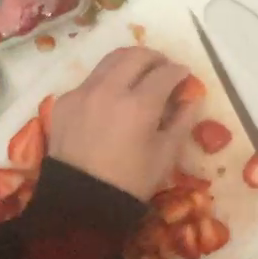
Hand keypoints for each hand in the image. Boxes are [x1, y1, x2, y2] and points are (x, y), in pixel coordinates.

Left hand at [48, 47, 199, 201]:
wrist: (80, 203)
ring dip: (130, 61)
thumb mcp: (166, 155)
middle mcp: (109, 90)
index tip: (184, 75)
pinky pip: (91, 79)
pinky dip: (107, 80)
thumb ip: (182, 120)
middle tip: (163, 68)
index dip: (179, 71)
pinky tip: (113, 97)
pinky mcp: (66, 100)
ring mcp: (84, 92)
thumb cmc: (130, 182)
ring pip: (110, 60)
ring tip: (139, 74)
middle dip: (155, 58)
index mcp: (139, 105)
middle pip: (136, 55)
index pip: (165, 73)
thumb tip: (191, 97)